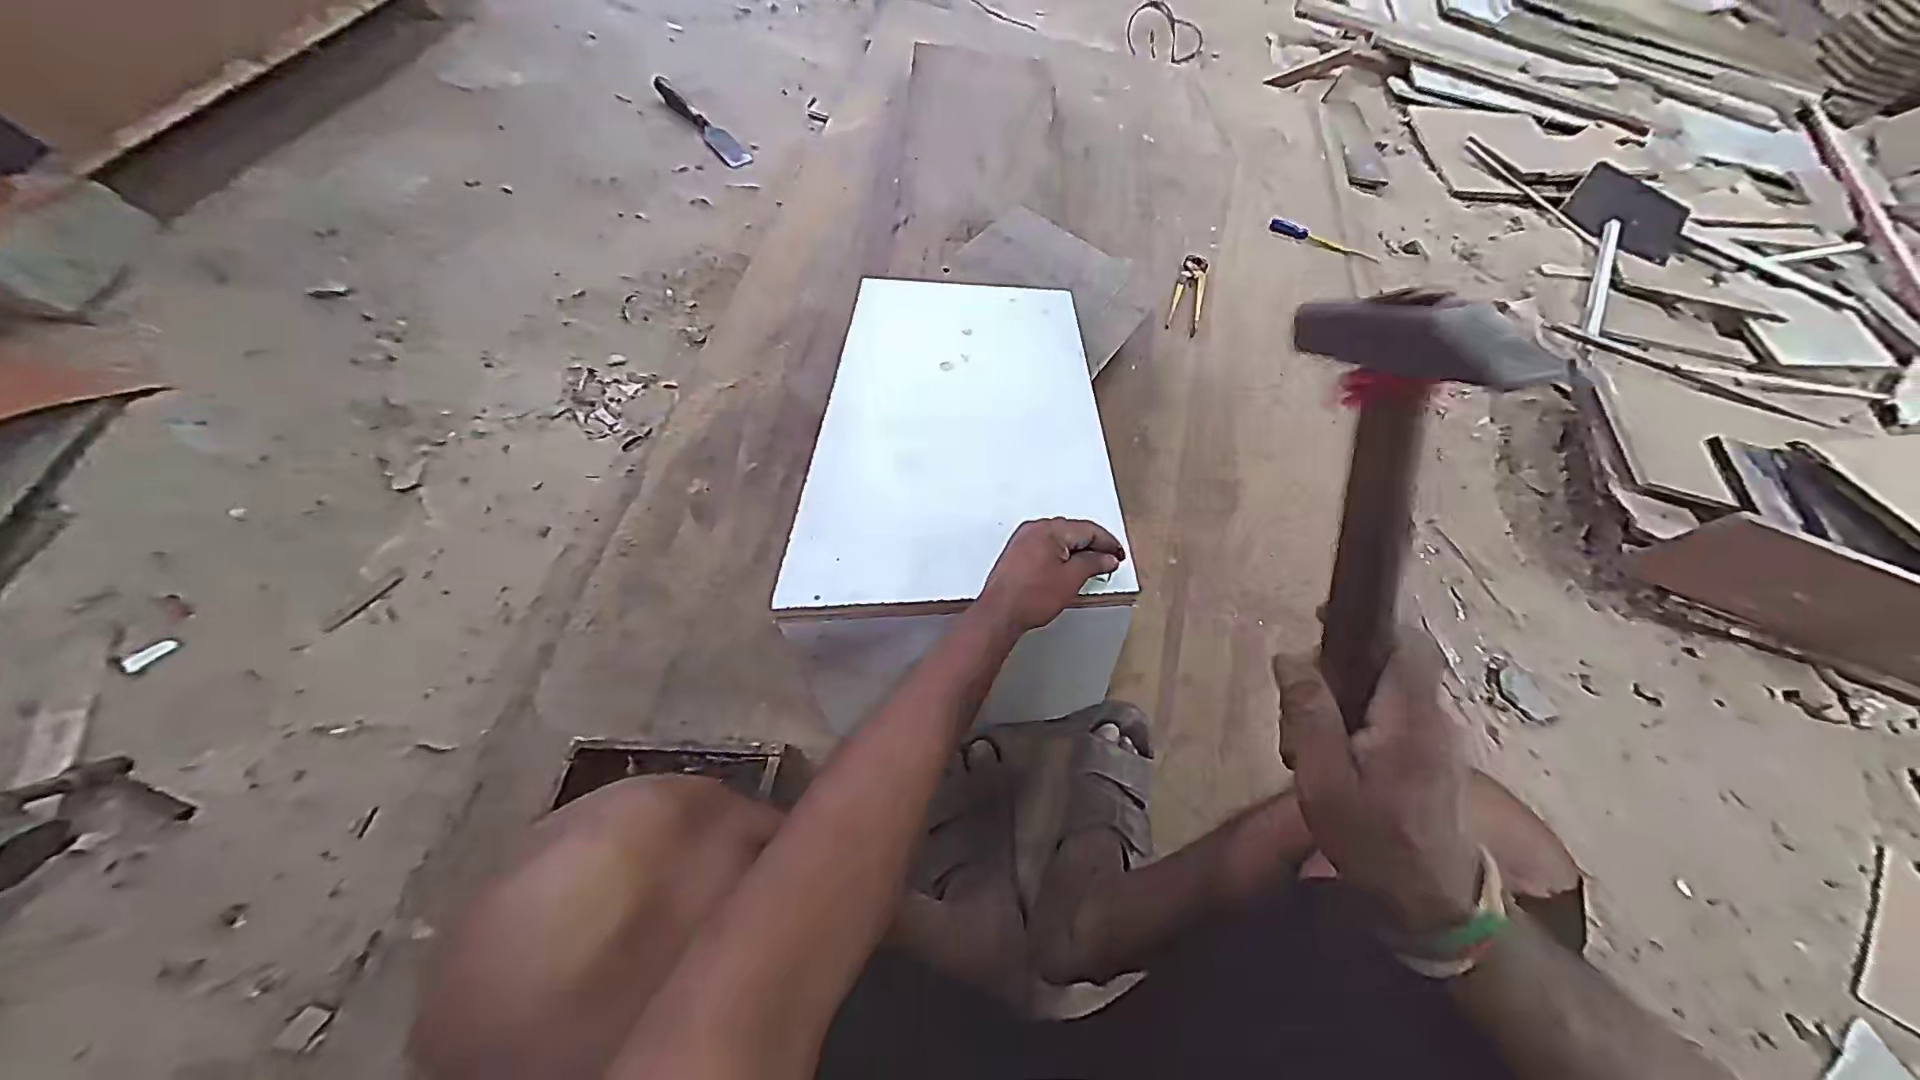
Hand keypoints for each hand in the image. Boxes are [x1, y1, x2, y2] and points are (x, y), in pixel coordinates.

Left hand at [976, 518, 1125, 631]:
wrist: (999, 613)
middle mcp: (1034, 530)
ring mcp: (1023, 540)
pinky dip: (1060, 555)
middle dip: (1093, 546)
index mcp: (1049, 530)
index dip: (1107, 543)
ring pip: (1059, 539)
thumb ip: (1093, 563)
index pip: (1088, 529)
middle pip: (1073, 531)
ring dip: (1077, 551)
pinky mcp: (1017, 552)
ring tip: (1091, 567)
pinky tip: (1067, 569)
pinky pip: (1045, 546)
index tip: (1118, 554)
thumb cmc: (1027, 598)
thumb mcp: (1071, 579)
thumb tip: (1106, 558)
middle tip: (1109, 560)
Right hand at [1271, 633, 1478, 934]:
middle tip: (1297, 718)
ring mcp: (1439, 740)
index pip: (1407, 643)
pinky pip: (1390, 719)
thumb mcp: (1324, 779)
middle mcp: (1434, 719)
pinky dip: (1356, 726)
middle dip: (1336, 676)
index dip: (1368, 622)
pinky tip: (1332, 763)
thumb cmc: (1375, 843)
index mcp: (1411, 718)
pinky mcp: (1434, 759)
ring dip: (1341, 706)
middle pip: (1385, 666)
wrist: (1434, 907)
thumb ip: (1308, 714)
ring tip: (1308, 750)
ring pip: (1383, 694)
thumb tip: (1290, 656)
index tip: (1323, 623)